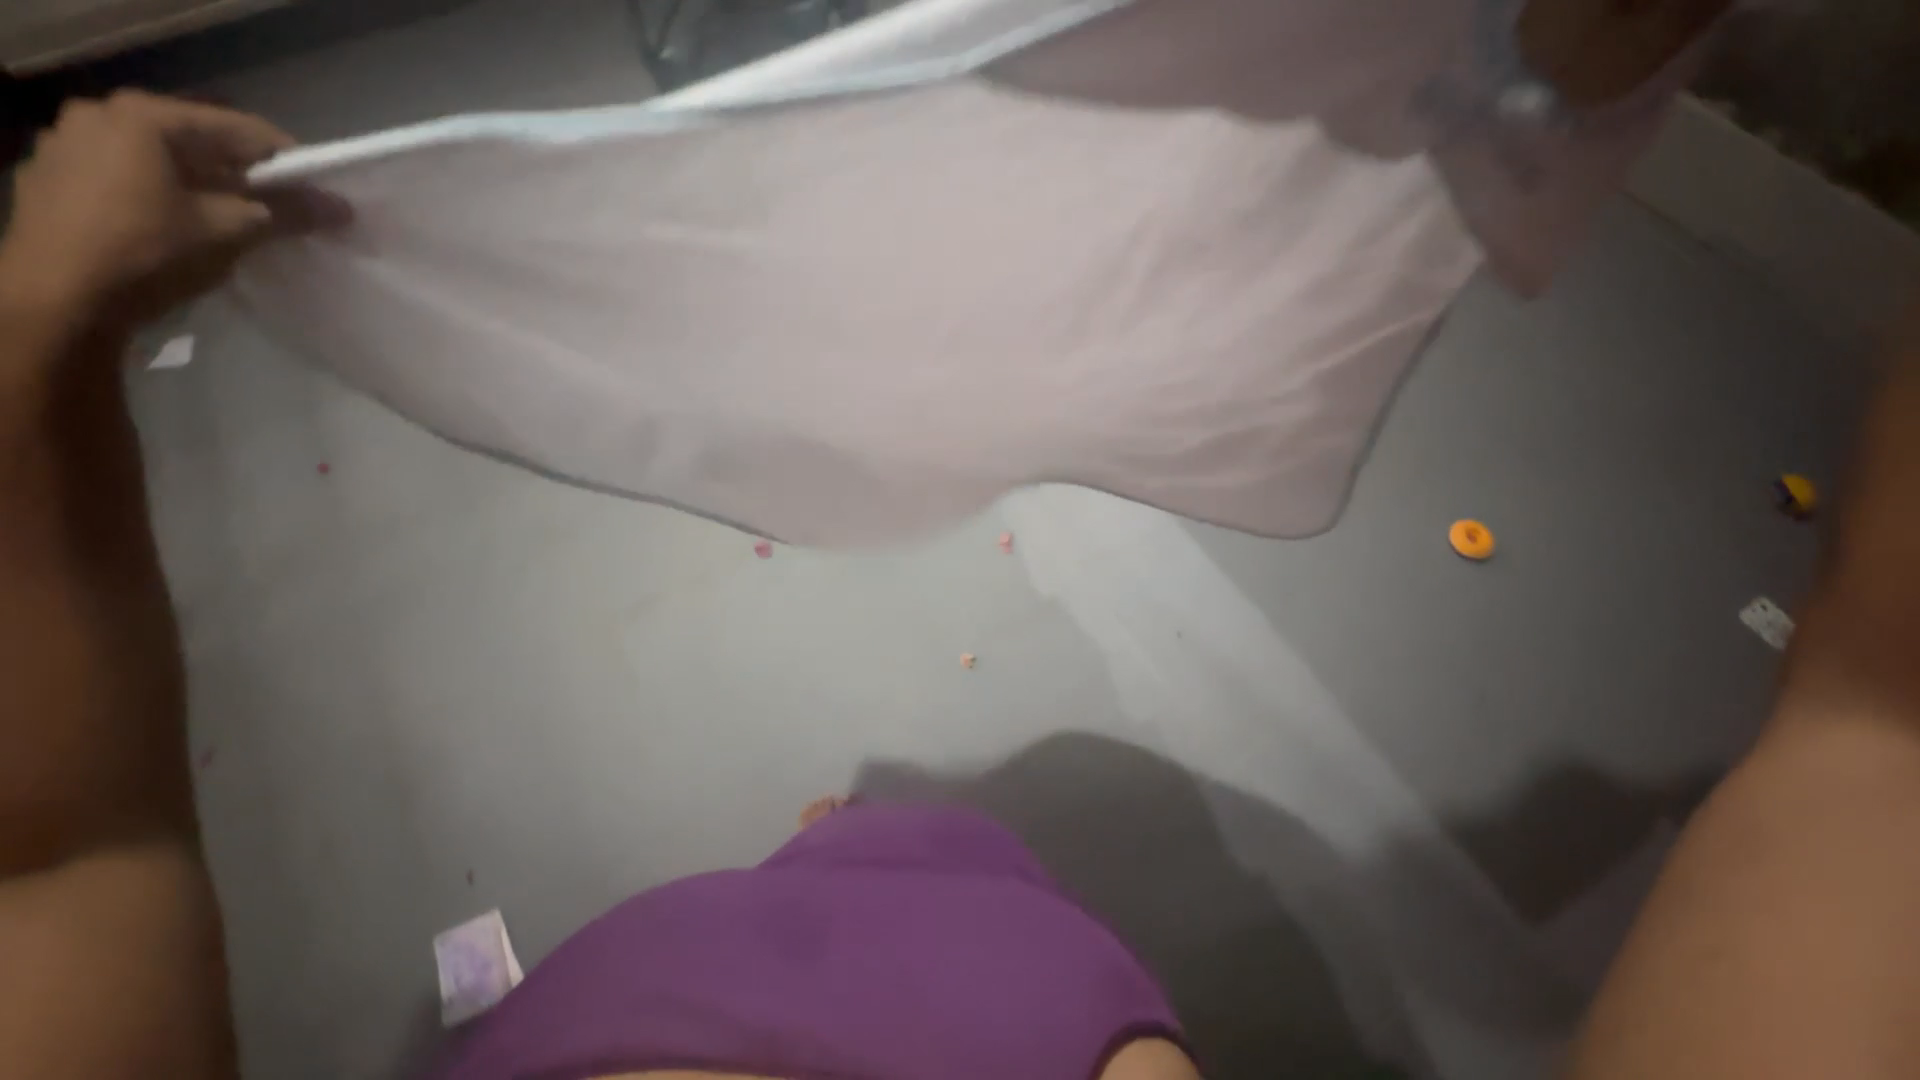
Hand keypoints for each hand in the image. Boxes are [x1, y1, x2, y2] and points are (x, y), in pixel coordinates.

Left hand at [0, 90, 345, 329]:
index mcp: (142, 117)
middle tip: (283, 209)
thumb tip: (343, 207)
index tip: (320, 190)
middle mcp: (98, 116)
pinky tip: (184, 228)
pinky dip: (164, 195)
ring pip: (160, 160)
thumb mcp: (232, 231)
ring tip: (237, 222)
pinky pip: (127, 177)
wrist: (58, 298)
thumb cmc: (150, 252)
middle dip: (243, 175)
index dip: (288, 161)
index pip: (238, 129)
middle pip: (196, 142)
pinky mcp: (53, 179)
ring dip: (204, 186)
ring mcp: (66, 145)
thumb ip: (289, 213)